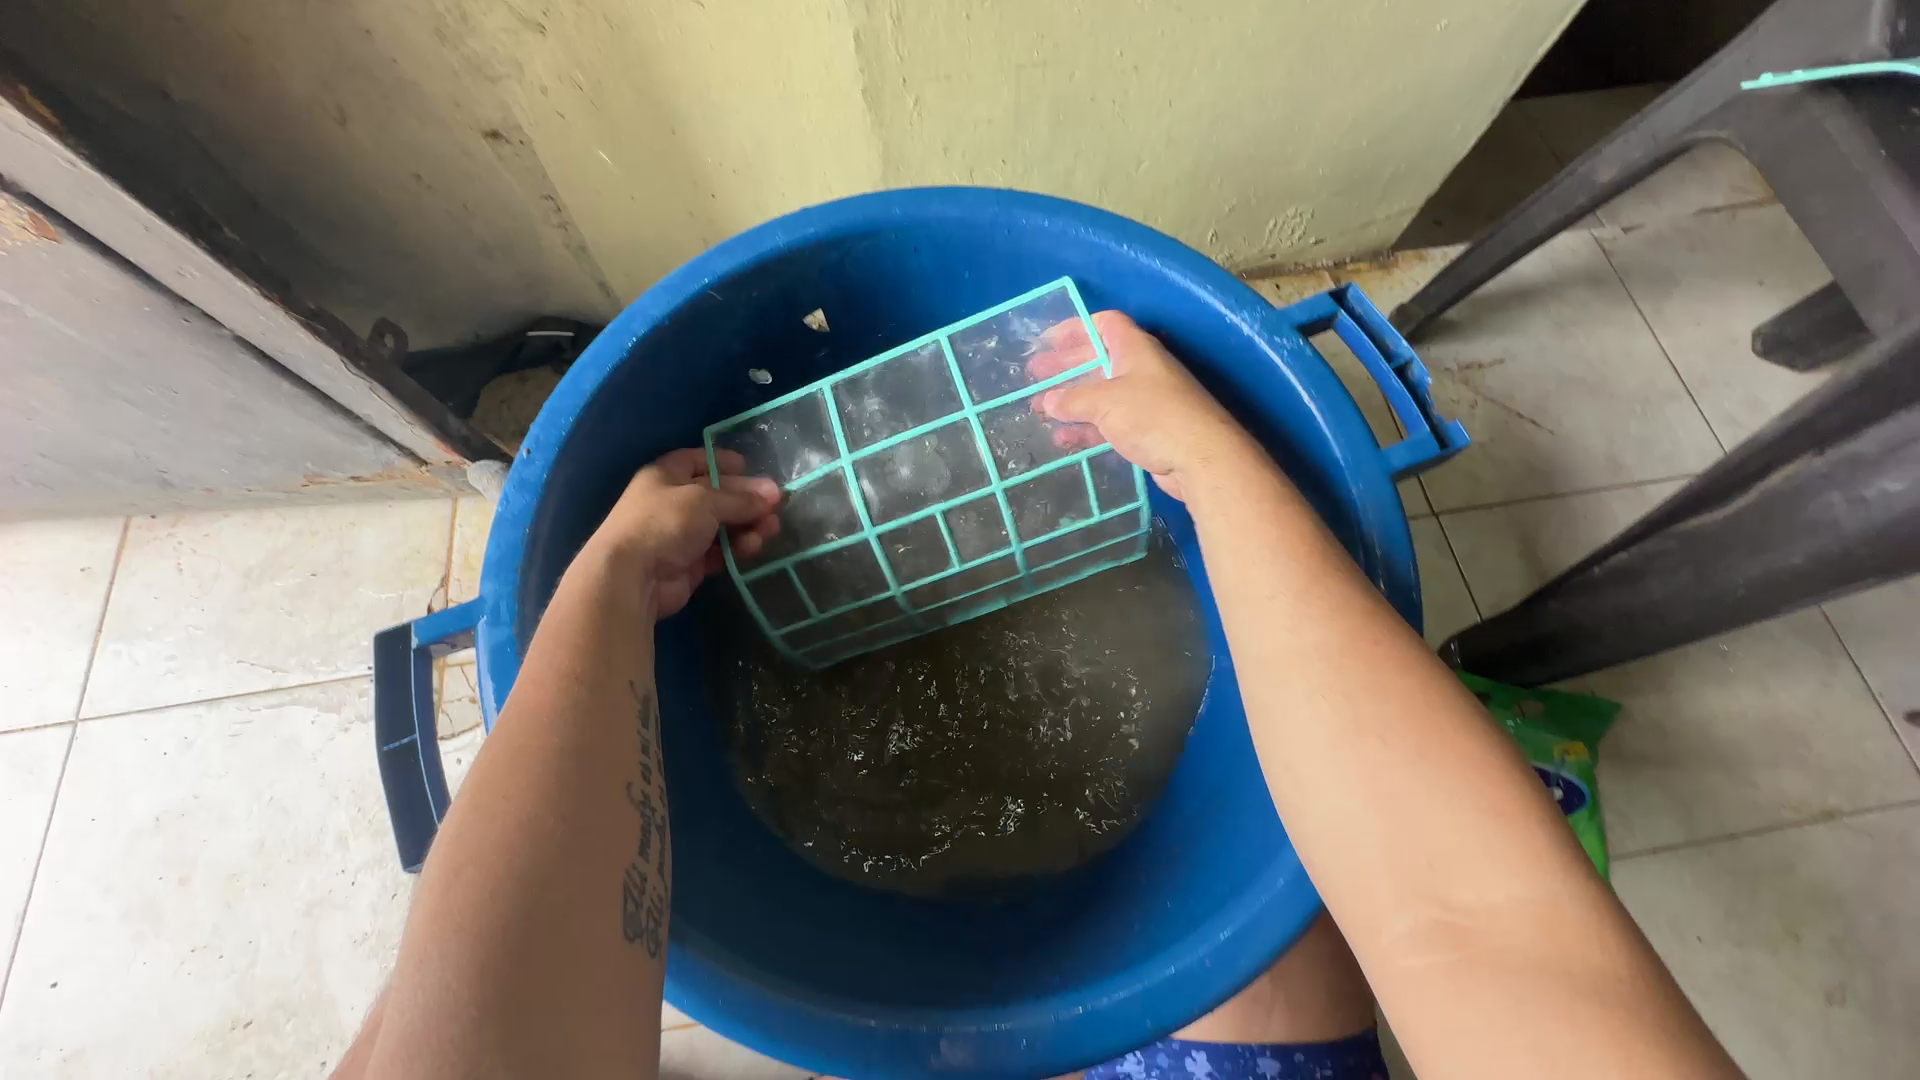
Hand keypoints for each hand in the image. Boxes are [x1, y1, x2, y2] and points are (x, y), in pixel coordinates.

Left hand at [586, 447, 780, 617]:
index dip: (721, 461)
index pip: (696, 460)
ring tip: (770, 529)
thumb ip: (740, 498)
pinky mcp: (689, 563)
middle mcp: (672, 502)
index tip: (749, 466)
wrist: (633, 576)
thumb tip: (772, 495)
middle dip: (746, 499)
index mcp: (666, 476)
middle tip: (776, 504)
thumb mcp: (706, 500)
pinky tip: (753, 547)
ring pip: (722, 525)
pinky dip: (737, 548)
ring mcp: (680, 534)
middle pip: (717, 495)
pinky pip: (720, 551)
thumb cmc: (665, 522)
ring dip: (747, 525)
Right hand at [1029, 311, 1267, 502]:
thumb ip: (1073, 399)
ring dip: (1071, 402)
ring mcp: (1144, 401)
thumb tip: (1049, 400)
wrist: (1199, 458)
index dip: (1075, 328)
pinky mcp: (1145, 431)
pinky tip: (1063, 439)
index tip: (1047, 342)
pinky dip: (1086, 428)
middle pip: (1097, 361)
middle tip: (1034, 379)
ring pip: (1100, 395)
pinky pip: (1108, 424)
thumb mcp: (1104, 401)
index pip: (1103, 324)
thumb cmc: (1152, 416)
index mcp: (1134, 349)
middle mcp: (1140, 370)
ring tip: (1040, 412)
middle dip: (1066, 369)